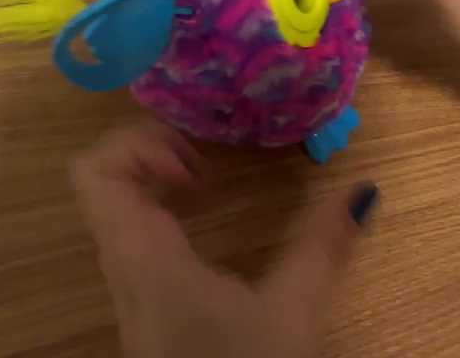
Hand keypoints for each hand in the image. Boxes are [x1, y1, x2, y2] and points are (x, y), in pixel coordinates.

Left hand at [72, 120, 378, 357]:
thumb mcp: (292, 315)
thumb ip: (325, 245)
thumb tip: (362, 189)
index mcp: (143, 258)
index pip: (97, 172)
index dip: (138, 143)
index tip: (197, 162)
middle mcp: (124, 264)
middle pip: (105, 178)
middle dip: (154, 151)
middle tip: (208, 163)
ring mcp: (129, 283)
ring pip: (118, 204)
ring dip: (158, 177)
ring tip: (209, 183)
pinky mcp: (143, 298)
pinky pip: (135, 229)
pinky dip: (163, 206)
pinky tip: (205, 216)